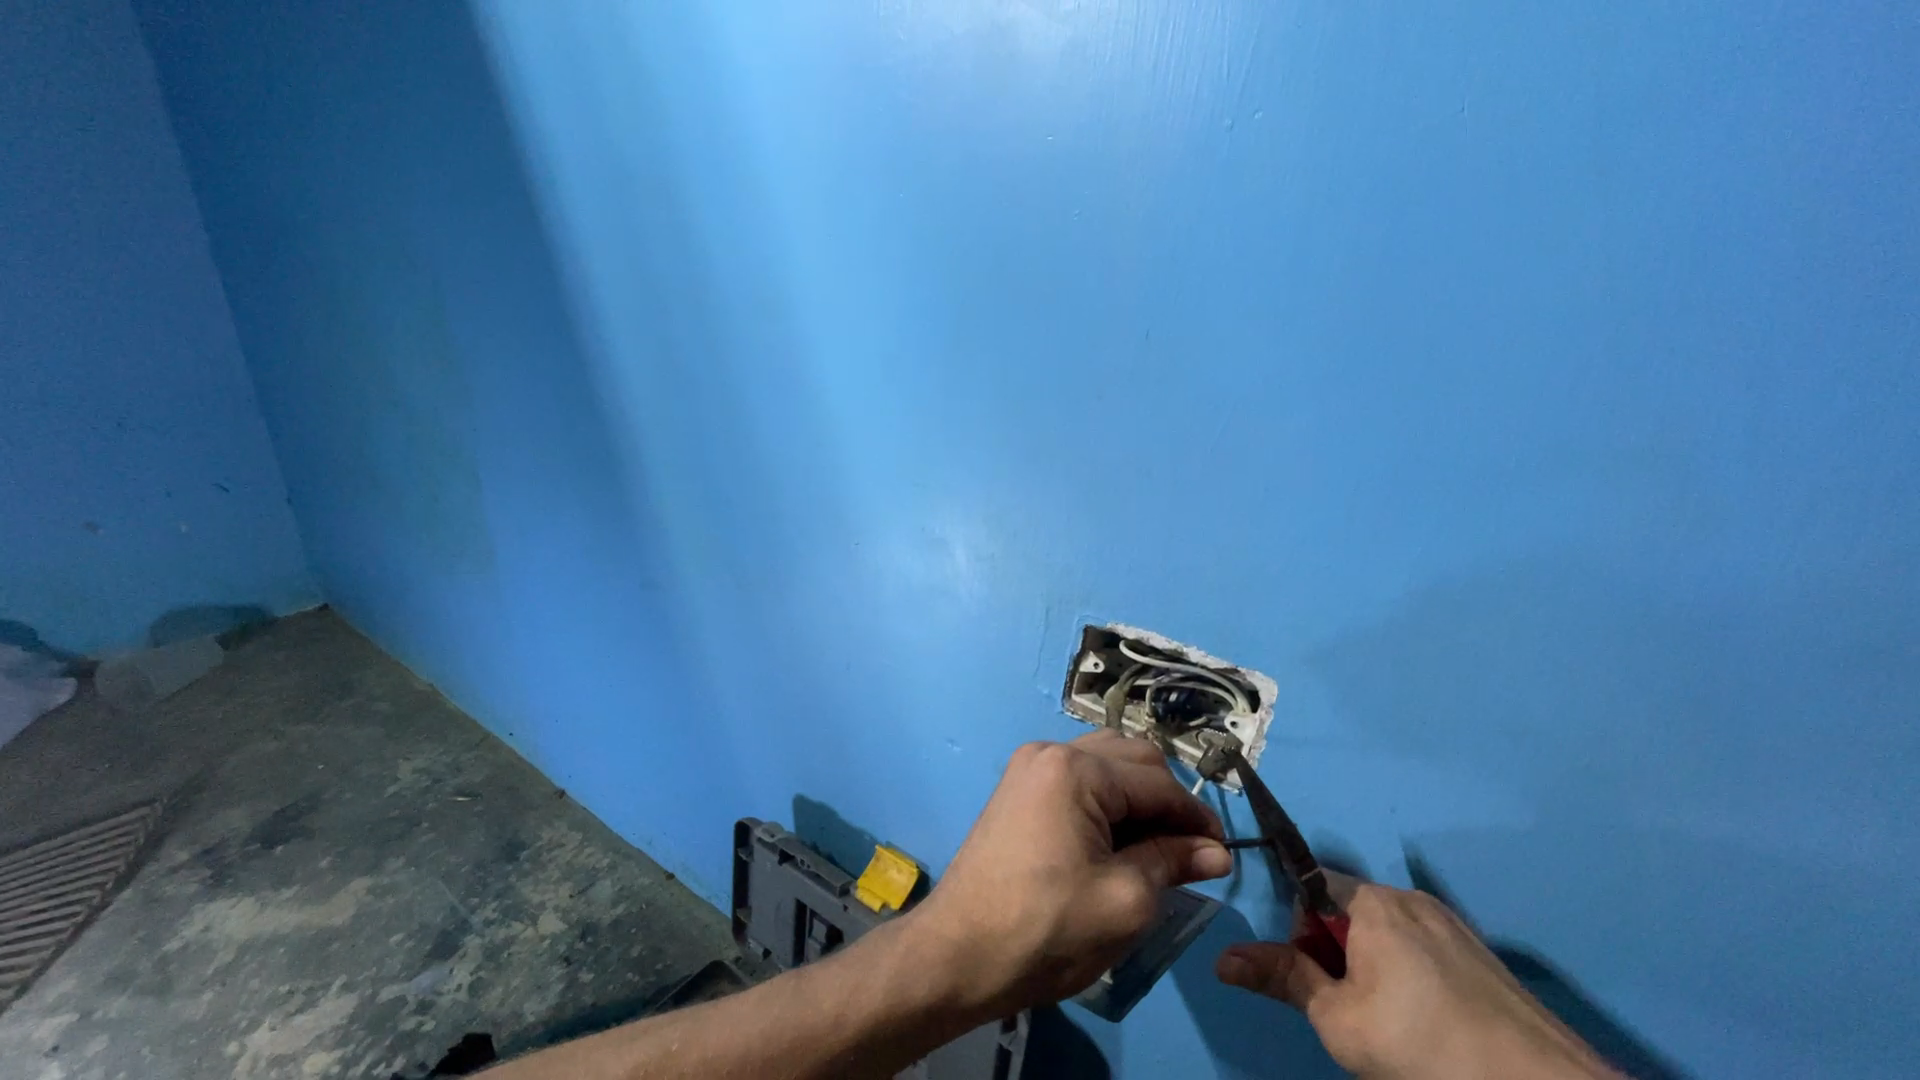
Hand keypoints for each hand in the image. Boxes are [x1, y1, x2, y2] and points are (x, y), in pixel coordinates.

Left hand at [905, 731, 1232, 1017]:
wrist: (958, 954)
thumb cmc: (1045, 930)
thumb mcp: (1125, 902)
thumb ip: (1173, 864)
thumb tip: (1216, 852)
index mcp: (1076, 770)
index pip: (1159, 783)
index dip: (1197, 819)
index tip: (1222, 856)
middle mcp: (1050, 752)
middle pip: (1133, 759)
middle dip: (1167, 802)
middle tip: (1187, 855)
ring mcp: (1029, 768)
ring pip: (1106, 764)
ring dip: (1138, 798)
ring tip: (1154, 849)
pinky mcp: (1018, 790)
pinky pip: (1078, 779)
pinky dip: (1107, 802)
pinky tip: (1117, 841)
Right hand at [1216, 880, 1620, 1079]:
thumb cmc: (1425, 1049)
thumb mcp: (1338, 1019)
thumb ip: (1282, 980)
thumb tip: (1221, 960)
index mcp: (1373, 902)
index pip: (1308, 887)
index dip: (1297, 932)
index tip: (1309, 978)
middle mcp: (1412, 899)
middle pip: (1346, 912)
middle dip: (1334, 955)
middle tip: (1349, 1013)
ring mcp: (1453, 926)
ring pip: (1385, 936)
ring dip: (1370, 971)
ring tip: (1391, 1030)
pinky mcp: (1482, 958)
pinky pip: (1422, 953)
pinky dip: (1408, 982)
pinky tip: (1428, 1032)